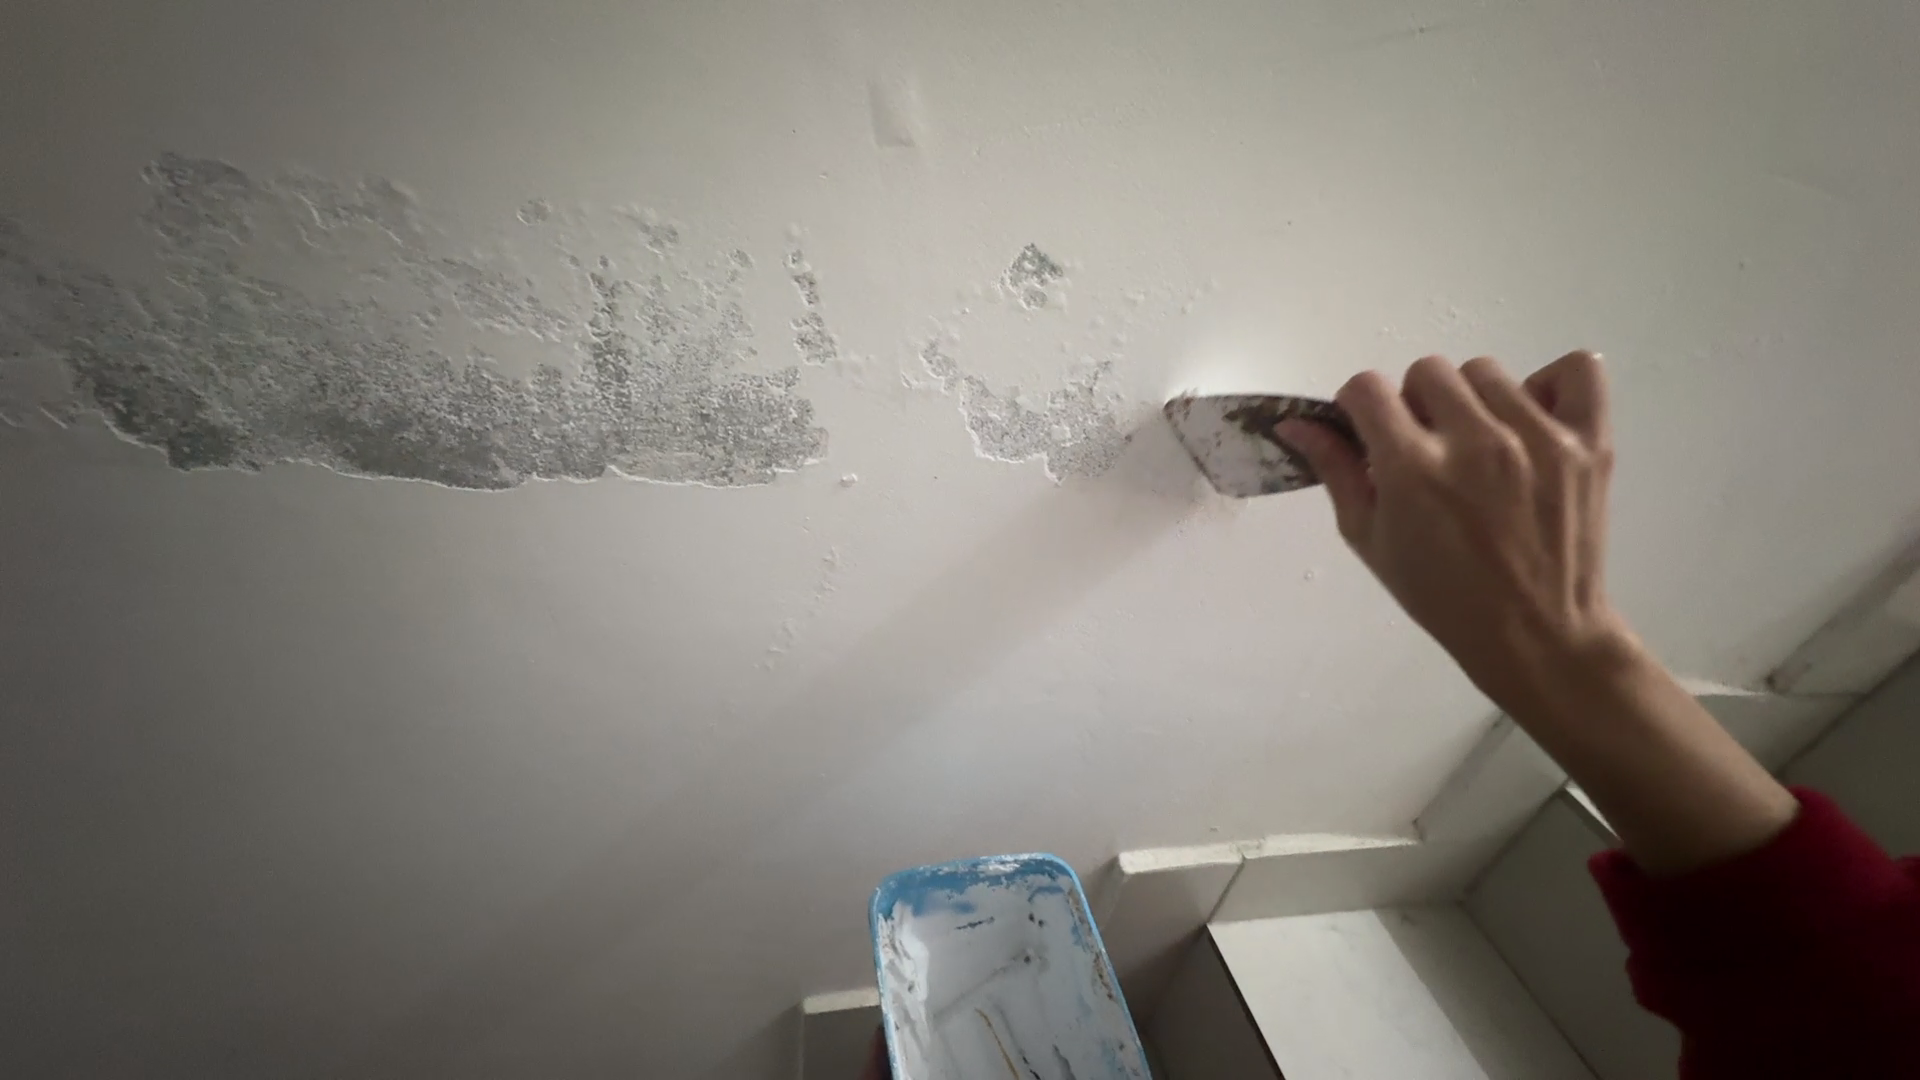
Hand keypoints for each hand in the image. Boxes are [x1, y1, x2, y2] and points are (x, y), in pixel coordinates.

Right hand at [1277, 351, 1632, 711]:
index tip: (1367, 431)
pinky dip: (1547, 385)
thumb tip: (1296, 422)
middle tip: (1421, 446)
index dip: (1357, 405)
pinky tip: (1529, 421)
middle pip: (1425, 370)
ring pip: (1485, 370)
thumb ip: (1335, 470)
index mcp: (1411, 468)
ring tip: (1475, 444)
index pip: (1367, 388)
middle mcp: (1474, 441)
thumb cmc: (1434, 590)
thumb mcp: (1366, 536)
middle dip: (1411, 403)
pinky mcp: (1591, 441)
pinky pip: (1574, 369)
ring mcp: (1538, 437)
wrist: (1533, 630)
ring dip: (1468, 399)